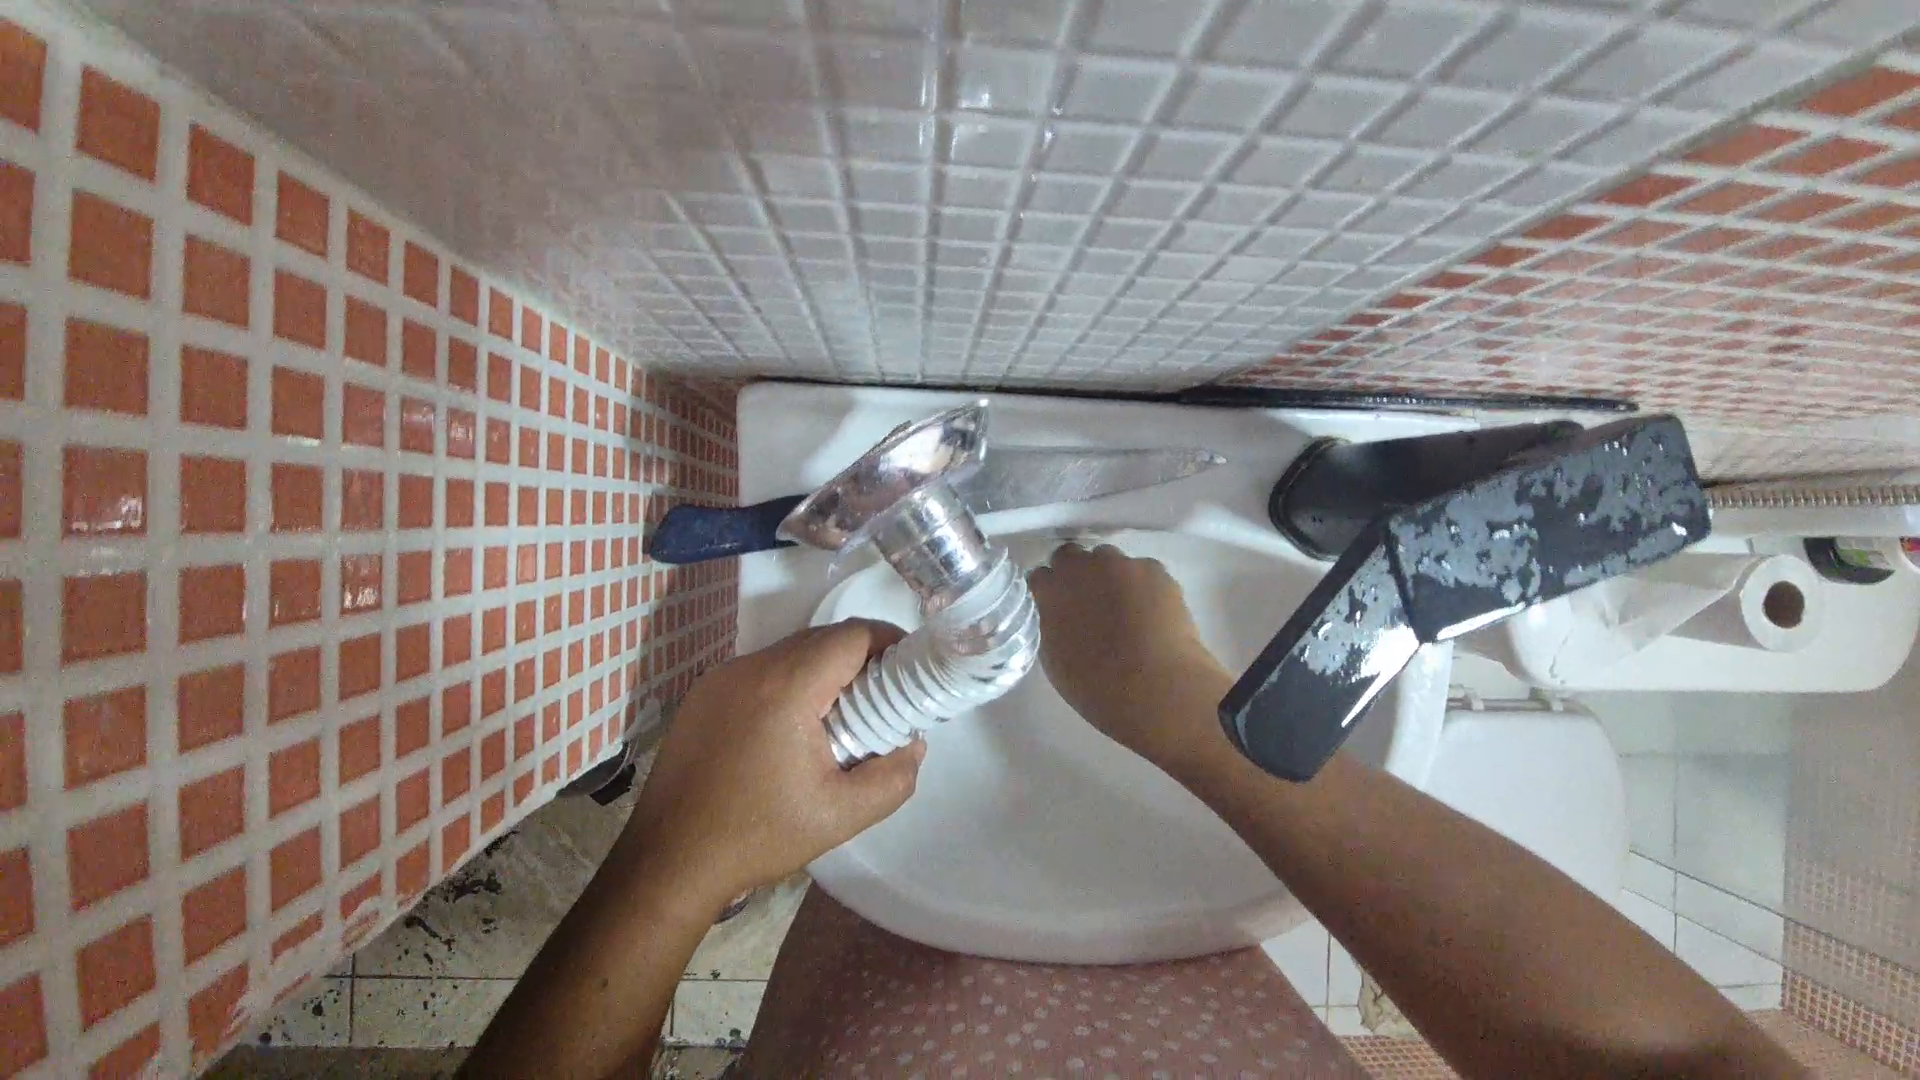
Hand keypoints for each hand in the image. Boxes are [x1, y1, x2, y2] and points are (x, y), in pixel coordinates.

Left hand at [618, 620, 924, 906]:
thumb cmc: (757, 836)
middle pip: (821, 639)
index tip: (908, 670)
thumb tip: (913, 744)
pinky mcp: (703, 694)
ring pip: (790, 653)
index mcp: (787, 688)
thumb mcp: (841, 816)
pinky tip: (791, 730)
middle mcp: (751, 667)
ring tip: (838, 718)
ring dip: (823, 671)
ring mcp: (721, 677)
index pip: (851, 635)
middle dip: (860, 659)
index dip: (887, 642)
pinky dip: (790, 684)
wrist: (668, 861)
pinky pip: (762, 671)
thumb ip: (893, 778)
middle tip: (881, 699)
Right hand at [1027, 543, 1235, 775]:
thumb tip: (1058, 616)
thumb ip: (1051, 626)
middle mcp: (1080, 568)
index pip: (1039, 576)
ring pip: (1108, 559)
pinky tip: (1152, 613)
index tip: (1055, 606)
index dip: (1048, 591)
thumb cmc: (1097, 686)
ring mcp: (1119, 564)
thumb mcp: (1055, 658)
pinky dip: (1143, 586)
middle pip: (1070, 556)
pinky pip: (1142, 570)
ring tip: (1125, 608)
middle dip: (1075, 573)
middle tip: (1088, 601)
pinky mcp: (1154, 569)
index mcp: (1050, 593)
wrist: (1156, 687)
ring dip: (1109, 576)